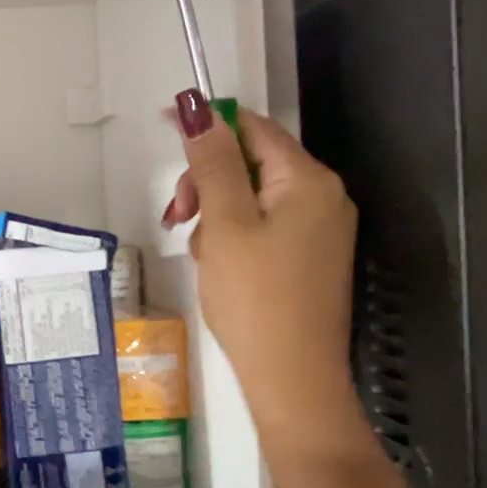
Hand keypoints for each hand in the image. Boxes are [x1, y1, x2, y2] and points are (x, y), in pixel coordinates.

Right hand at [163, 90, 359, 436]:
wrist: (293, 380)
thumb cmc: (255, 298)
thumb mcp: (224, 224)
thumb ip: (211, 163)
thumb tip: (197, 107)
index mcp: (308, 180)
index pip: (252, 127)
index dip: (207, 123)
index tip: (163, 128)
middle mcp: (323, 197)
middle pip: (252, 161)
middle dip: (207, 179)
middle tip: (177, 216)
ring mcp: (319, 230)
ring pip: (253, 197)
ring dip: (215, 211)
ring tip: (198, 251)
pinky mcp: (309, 259)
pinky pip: (263, 226)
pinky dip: (233, 235)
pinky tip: (219, 265)